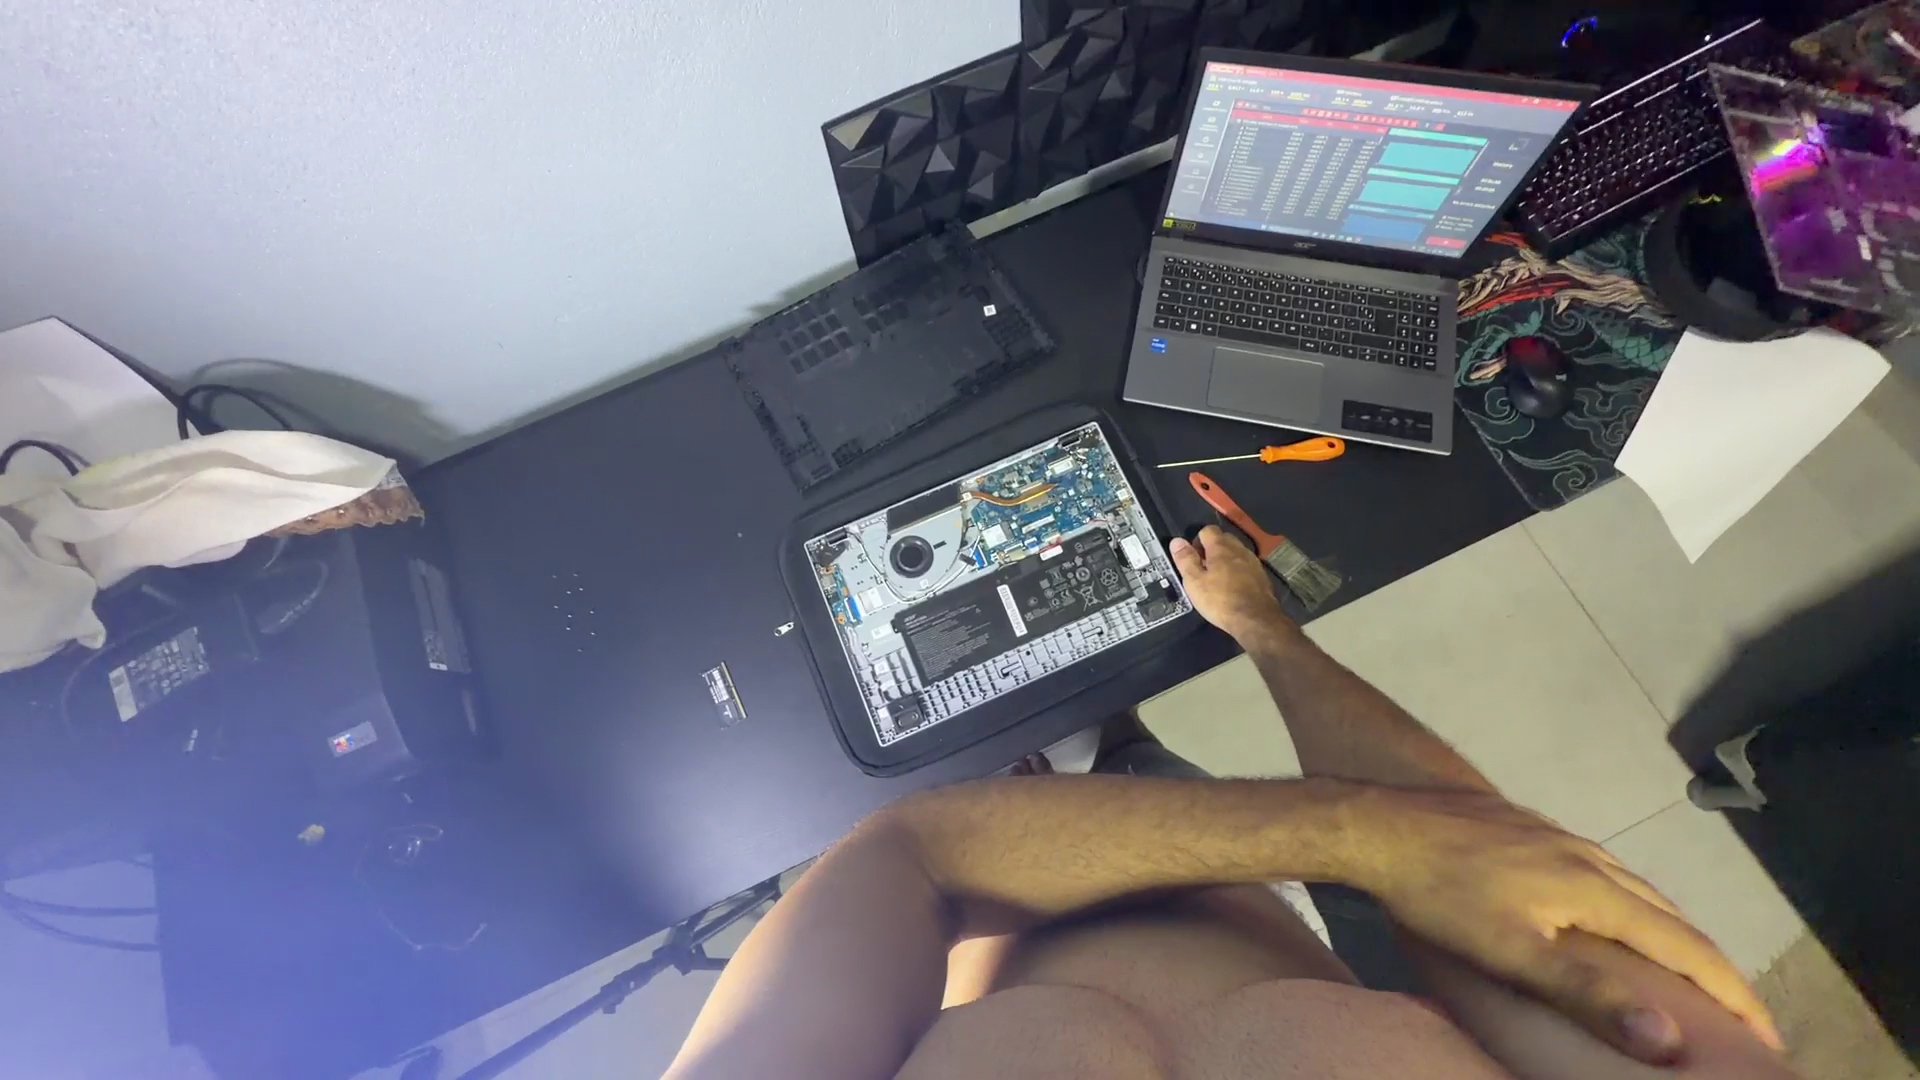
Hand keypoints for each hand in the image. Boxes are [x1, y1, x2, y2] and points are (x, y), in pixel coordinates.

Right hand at [1168, 525, 1291, 639]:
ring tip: (1217, 579)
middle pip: (1223, 539)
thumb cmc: (1220, 600)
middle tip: (1202, 568)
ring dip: (1226, 560)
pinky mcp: (1262, 576)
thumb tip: (1177, 541)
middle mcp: (1239, 549)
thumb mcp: (1194, 582)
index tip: (1193, 558)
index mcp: (1221, 547)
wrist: (1255, 620)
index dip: (1197, 541)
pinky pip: (1246, 565)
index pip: (1208, 530)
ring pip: (1236, 552)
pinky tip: (1232, 587)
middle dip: (1211, 549)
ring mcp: (1253, 562)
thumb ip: (1185, 559)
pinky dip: (1237, 570)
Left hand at [1346, 785, 1781, 1062]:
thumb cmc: (1434, 891)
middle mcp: (1575, 848)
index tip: (1765, 1034)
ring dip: (1656, 919)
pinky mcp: (1507, 817)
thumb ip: (1586, 992)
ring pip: (1619, 877)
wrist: (1370, 824)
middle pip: (1659, 907)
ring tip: (1669, 957)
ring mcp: (1538, 826)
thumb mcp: (1508, 951)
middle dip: (1701, 956)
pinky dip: (1609, 889)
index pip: (1684, 943)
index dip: (1730, 991)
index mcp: (1587, 882)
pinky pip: (1580, 857)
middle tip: (1727, 1003)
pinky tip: (1590, 901)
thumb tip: (1673, 1040)